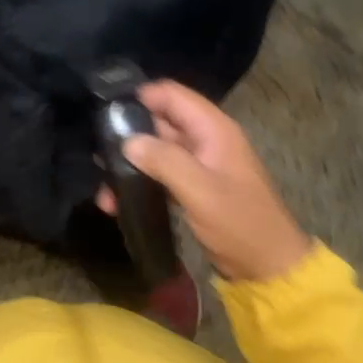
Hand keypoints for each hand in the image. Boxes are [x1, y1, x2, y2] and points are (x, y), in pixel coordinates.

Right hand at [99, 80, 310, 281]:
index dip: (139, 97)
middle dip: (127, 134)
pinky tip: (115, 200)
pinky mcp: (191, 187)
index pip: (171, 95)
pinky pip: (158, 174)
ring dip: (129, 164)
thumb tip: (127, 141)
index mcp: (213, 130)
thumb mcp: (201, 190)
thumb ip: (164, 160)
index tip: (106, 113)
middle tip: (96, 153)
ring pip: (155, 149)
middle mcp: (204, 139)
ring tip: (103, 186)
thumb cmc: (239, 224)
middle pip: (158, 121)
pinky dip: (139, 182)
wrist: (267, 268)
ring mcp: (198, 164)